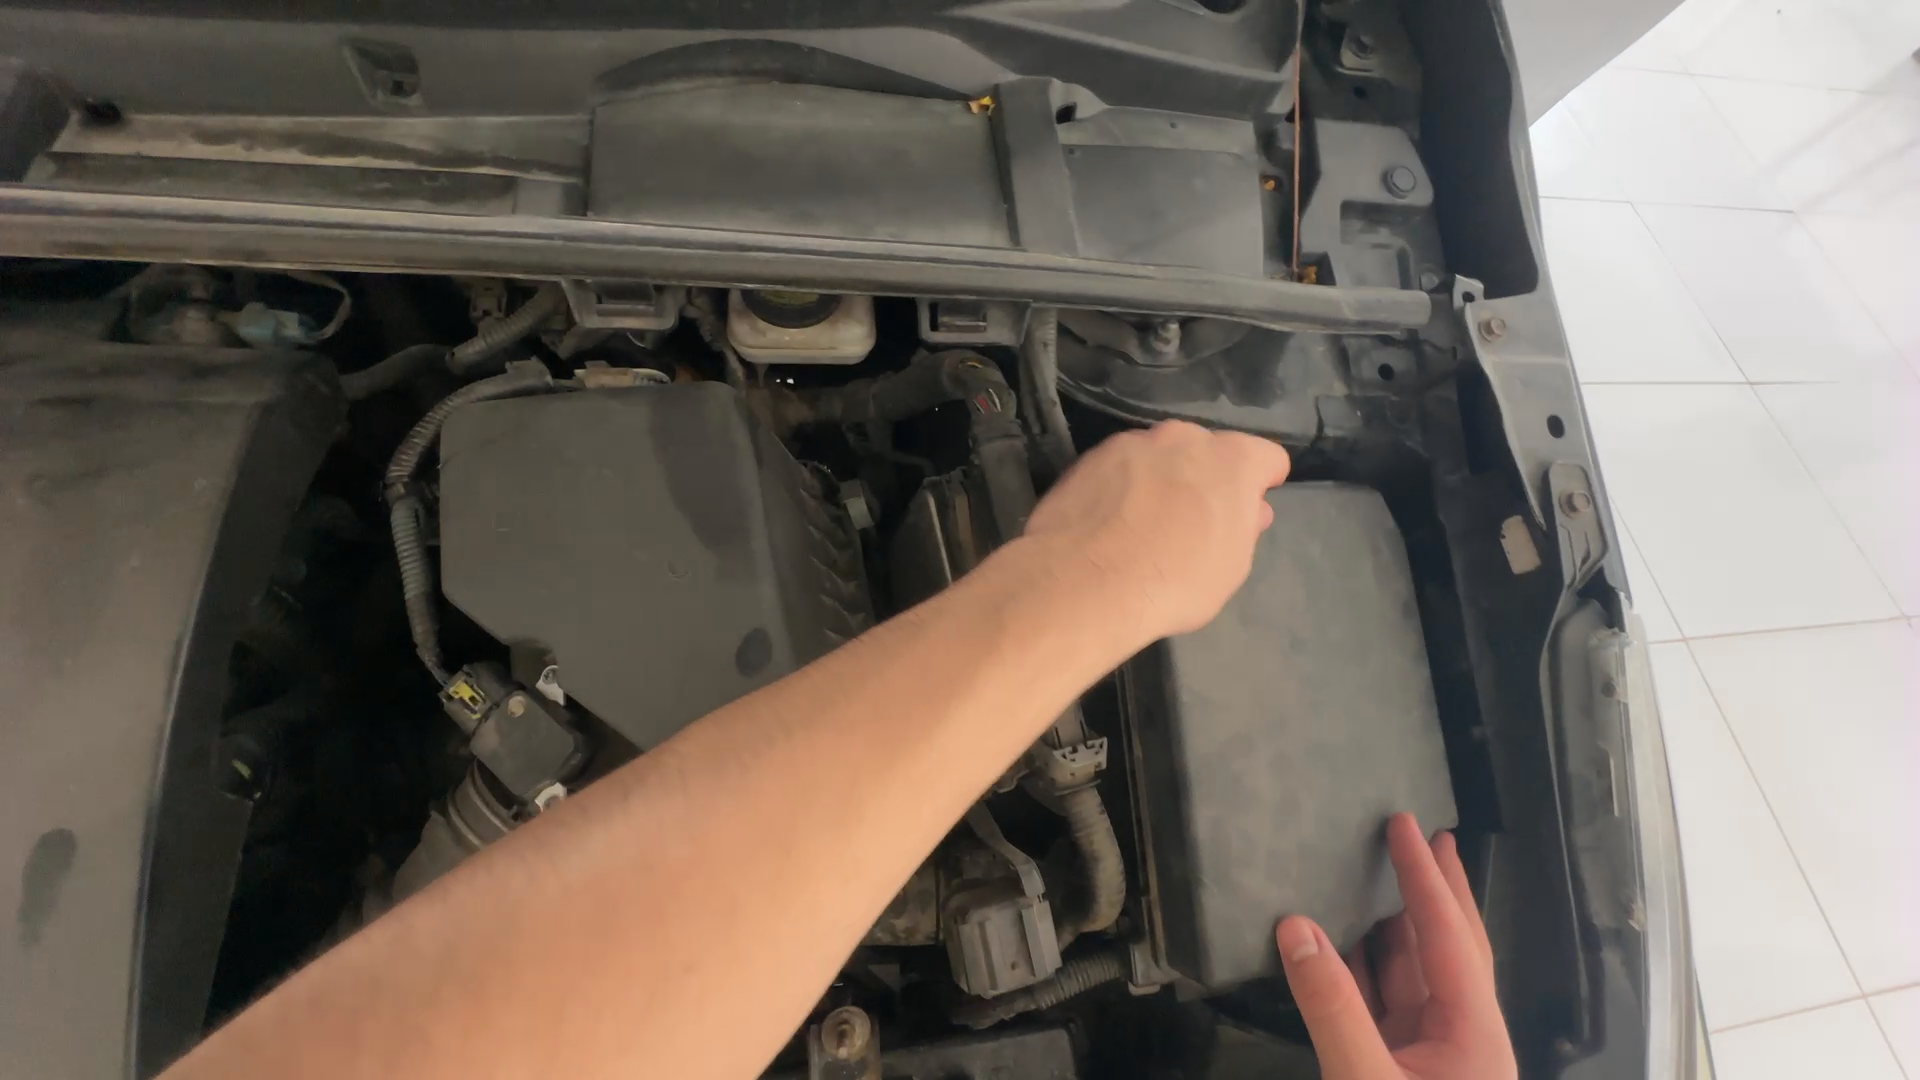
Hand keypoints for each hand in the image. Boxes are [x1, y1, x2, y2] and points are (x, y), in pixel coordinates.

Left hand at [1020, 420, 1289, 643]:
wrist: (1083, 582)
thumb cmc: (1173, 582)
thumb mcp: (1230, 567)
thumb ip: (1243, 528)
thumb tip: (1249, 510)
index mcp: (1232, 459)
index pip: (1266, 458)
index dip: (1261, 484)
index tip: (1248, 510)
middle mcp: (1183, 437)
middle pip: (1206, 452)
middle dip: (1205, 478)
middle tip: (1191, 522)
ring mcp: (1131, 443)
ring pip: (1158, 456)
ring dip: (1160, 479)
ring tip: (1142, 524)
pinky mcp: (1088, 457)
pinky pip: (1118, 468)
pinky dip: (1120, 486)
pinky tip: (1108, 522)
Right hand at [1276, 814, 1516, 1079]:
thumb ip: (1333, 1008)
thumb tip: (1296, 927)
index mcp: (1471, 1036)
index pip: (1446, 936)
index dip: (1425, 877)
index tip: (1408, 825)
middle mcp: (1460, 1037)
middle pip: (1451, 946)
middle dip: (1440, 889)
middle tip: (1425, 834)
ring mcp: (1434, 1055)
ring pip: (1417, 970)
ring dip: (1400, 918)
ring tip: (1384, 871)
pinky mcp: (1403, 1068)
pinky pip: (1386, 997)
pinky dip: (1366, 959)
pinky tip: (1346, 939)